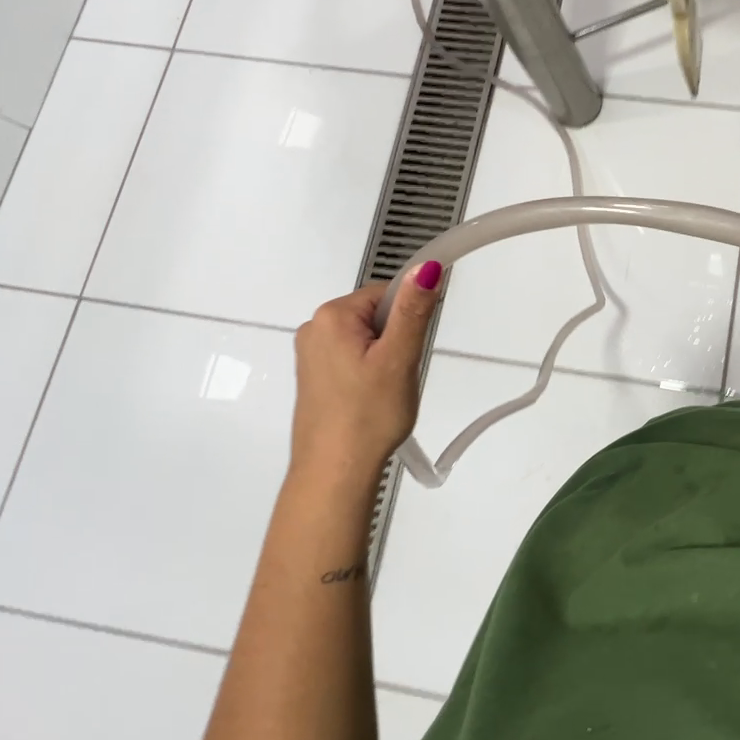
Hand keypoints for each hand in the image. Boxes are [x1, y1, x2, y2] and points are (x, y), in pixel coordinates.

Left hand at [289, 261, 443, 488]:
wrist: (335, 473)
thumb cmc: (369, 414)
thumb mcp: (399, 358)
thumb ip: (414, 309)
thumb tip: (428, 266)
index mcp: (331, 315)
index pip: (387, 294)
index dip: (408, 320)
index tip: (409, 352)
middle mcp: (314, 328)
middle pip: (376, 315)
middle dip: (397, 341)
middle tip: (399, 376)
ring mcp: (311, 354)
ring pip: (367, 339)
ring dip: (385, 359)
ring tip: (387, 391)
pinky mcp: (314, 377)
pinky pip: (353, 358)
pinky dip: (370, 373)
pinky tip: (372, 400)